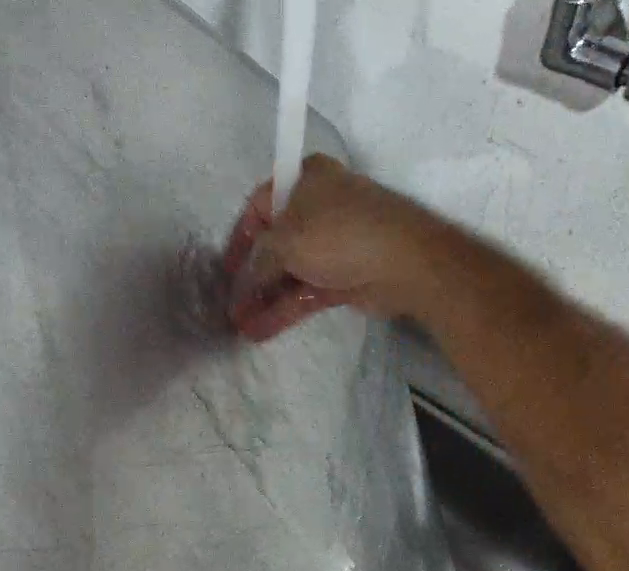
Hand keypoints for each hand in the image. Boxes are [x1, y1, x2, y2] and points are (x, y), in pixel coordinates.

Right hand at [225, 155, 450, 341]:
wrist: (403, 261)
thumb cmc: (338, 234)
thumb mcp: (286, 240)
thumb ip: (259, 259)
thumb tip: (248, 279)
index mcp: (305, 180)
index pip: (259, 205)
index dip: (240, 237)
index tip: (225, 268)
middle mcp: (318, 209)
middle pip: (274, 244)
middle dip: (250, 276)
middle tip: (228, 302)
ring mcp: (332, 246)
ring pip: (289, 273)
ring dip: (263, 299)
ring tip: (238, 326)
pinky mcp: (343, 278)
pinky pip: (305, 293)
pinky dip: (283, 311)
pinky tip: (259, 331)